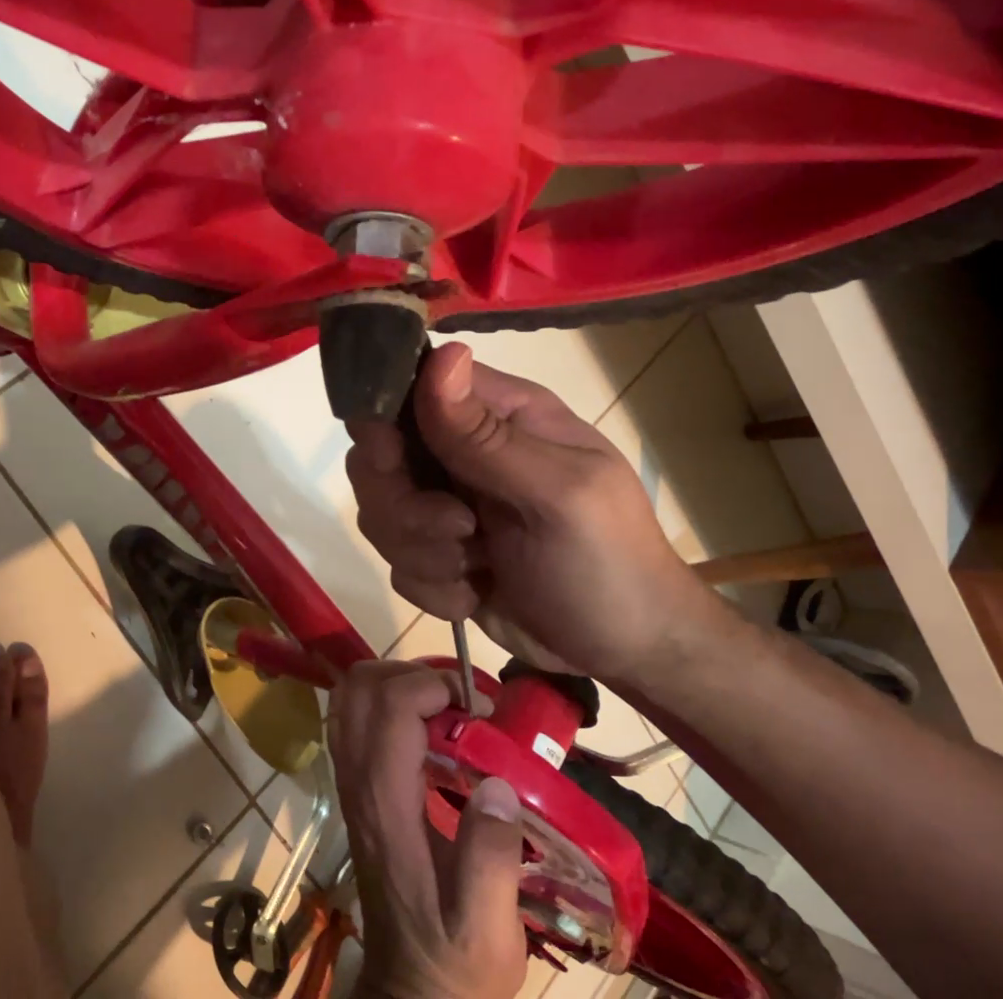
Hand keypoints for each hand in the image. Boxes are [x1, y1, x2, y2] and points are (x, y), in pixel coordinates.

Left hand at [329, 661, 525, 998]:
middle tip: (460, 698)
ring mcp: (350, 785)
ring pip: (347, 702)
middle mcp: (357, 784)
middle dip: (407, 674)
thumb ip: (490, 858)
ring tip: (448, 707)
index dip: (428, 686)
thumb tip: (496, 782)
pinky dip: (386, 705)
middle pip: (355, 690)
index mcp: (386, 805)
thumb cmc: (454, 960)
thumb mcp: (487, 927)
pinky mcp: (357, 792)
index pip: (387, 710)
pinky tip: (431, 730)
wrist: (412, 988)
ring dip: (393, 685)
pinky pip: (354, 724)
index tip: (477, 705)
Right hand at [346, 344, 733, 685]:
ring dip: (422, 553)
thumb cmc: (608, 562)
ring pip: (379, 513)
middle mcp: (463, 453)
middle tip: (459, 532)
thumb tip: (442, 351)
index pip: (411, 388)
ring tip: (478, 569)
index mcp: (501, 415)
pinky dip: (432, 587)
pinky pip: (395, 562)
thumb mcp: (557, 494)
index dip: (386, 420)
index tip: (392, 461)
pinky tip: (475, 594)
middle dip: (404, 507)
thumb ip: (486, 436)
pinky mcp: (436, 556)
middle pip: (377, 457)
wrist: (625, 651)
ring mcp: (445, 506)